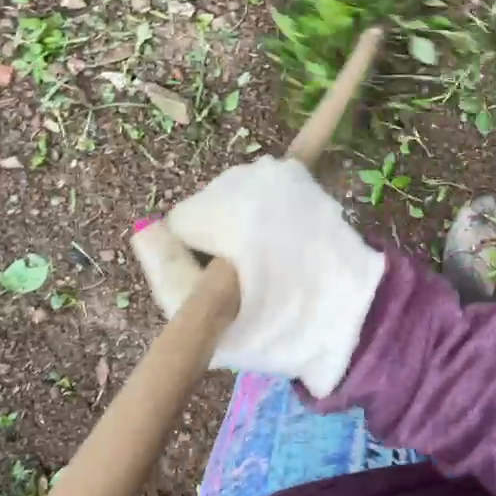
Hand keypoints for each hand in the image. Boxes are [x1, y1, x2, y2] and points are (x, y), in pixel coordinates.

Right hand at [130, 156, 384, 396]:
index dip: (192, 261)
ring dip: (241, 223)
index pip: (178, 226)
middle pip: (207, 206)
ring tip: (271, 263)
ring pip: (233, 197)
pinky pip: (263, 187)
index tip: (220, 286)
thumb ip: (164, 271)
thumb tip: (142, 228)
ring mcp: (279, 170)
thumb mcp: (206, 317)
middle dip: (217, 237)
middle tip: (248, 278)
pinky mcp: (300, 175)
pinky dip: (263, 208)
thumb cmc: (277, 325)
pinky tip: (278, 231)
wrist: (353, 313)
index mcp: (225, 206)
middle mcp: (250, 174)